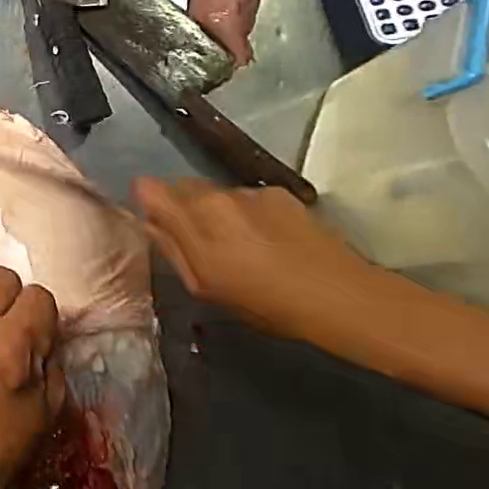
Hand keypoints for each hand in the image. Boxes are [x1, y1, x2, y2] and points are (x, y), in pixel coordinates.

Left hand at [0, 267, 64, 488]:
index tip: (36, 338)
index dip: (42, 318)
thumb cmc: (1, 445)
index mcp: (8, 347)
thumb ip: (50, 354)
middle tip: (8, 332)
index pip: (38, 296)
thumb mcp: (48, 406)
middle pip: (3, 278)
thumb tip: (42, 324)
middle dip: (13, 302)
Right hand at [132, 177, 376, 338]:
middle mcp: (216, 194)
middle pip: (180, 186)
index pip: (147, 187)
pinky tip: (270, 240)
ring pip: (215, 192)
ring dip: (216, 211)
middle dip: (182, 207)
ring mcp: (250, 191)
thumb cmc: (265, 302)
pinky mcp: (280, 193)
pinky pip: (247, 197)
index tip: (157, 222)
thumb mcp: (204, 286)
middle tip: (200, 242)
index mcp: (193, 217)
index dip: (147, 201)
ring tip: (241, 244)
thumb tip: (150, 223)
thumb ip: (170, 248)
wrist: (341, 297)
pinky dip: (248, 213)